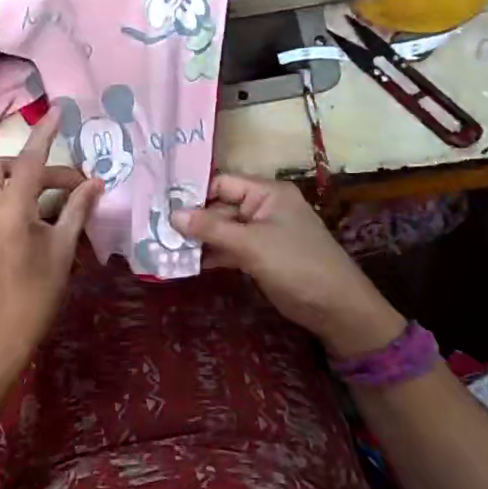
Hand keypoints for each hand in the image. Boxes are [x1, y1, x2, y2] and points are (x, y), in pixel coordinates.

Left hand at [0, 107, 102, 359]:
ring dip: (4, 173)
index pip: (31, 161)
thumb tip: (95, 183)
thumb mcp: (64, 248)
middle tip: (60, 186)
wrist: (3, 326)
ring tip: (27, 189)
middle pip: (4, 164)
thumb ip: (77, 209)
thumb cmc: (40, 290)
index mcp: (13, 210)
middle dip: (33, 166)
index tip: (57, 110)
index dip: (45, 133)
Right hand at [175, 174, 405, 357]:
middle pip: (219, 206)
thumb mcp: (251, 244)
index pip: (222, 182)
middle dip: (190, 219)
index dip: (192, 192)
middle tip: (154, 229)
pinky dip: (210, 255)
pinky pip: (228, 249)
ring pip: (222, 230)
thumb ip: (211, 228)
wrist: (333, 305)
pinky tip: (184, 263)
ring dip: (197, 240)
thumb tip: (172, 214)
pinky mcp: (258, 256)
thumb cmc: (296, 264)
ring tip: (162, 247)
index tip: (159, 203)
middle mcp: (262, 207)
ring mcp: (261, 233)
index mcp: (267, 192)